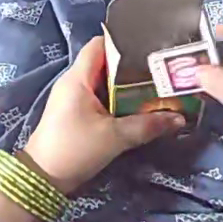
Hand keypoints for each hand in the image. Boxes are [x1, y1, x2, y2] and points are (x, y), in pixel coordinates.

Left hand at [23, 36, 184, 192]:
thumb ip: (148, 125)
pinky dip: (116, 98)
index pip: (99, 44)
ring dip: (125, 84)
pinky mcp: (75, 113)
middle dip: (131, 65)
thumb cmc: (75, 149)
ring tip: (155, 85)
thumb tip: (180, 118)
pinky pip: (99, 97)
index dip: (123, 42)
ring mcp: (72, 98)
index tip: (149, 47)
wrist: (43, 179)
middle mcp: (73, 82)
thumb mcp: (115, 137)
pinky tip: (137, 105)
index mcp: (78, 78)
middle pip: (105, 62)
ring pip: (103, 81)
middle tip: (160, 70)